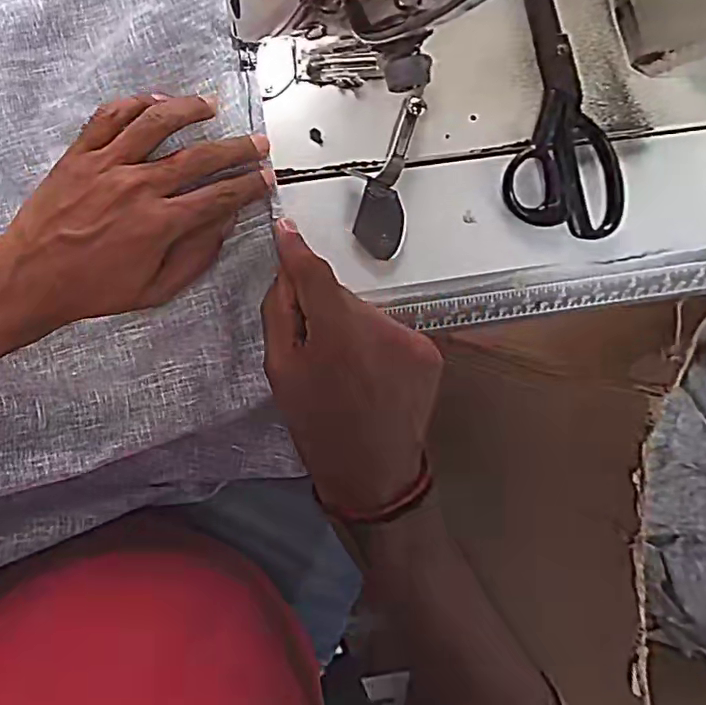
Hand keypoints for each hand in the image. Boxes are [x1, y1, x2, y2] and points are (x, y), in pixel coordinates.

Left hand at [0, 93, 272, 340]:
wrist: (30, 278)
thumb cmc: (86, 289)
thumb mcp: (152, 290)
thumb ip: (194, 258)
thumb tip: (222, 228)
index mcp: (158, 223)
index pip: (219, 195)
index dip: (248, 185)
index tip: (262, 178)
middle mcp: (136, 187)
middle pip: (200, 155)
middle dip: (236, 148)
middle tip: (254, 143)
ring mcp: (106, 166)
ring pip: (158, 122)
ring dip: (191, 110)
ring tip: (209, 106)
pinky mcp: (79, 156)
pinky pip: (110, 117)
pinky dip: (135, 103)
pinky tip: (153, 101)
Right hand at [262, 219, 443, 511]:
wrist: (373, 473)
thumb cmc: (320, 427)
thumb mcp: (280, 369)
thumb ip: (279, 313)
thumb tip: (285, 275)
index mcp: (336, 335)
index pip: (313, 273)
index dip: (295, 250)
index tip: (286, 231)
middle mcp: (378, 330)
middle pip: (337, 292)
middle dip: (320, 305)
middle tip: (310, 344)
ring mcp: (408, 340)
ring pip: (362, 309)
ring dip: (347, 324)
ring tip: (341, 366)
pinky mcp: (426, 351)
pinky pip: (386, 327)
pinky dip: (371, 338)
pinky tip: (364, 370)